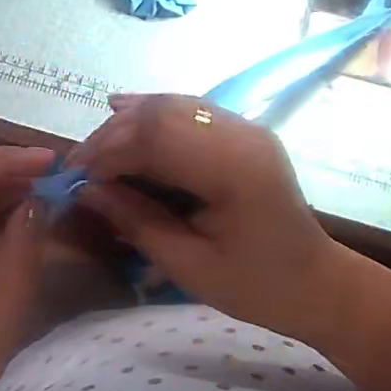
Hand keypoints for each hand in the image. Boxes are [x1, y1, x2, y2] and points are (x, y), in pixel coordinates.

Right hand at [71, 93, 346, 334]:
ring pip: (175, 105)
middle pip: (163, 113)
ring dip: (131, 122)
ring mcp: (247, 128)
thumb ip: (136, 221)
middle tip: (80, 165)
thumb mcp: (188, 264)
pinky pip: (192, 112)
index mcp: (233, 169)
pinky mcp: (245, 133)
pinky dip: (155, 115)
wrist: (314, 282)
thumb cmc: (254, 286)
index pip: (156, 138)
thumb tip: (85, 189)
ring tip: (95, 148)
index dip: (108, 151)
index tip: (75, 177)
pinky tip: (125, 111)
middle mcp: (242, 134)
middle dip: (113, 134)